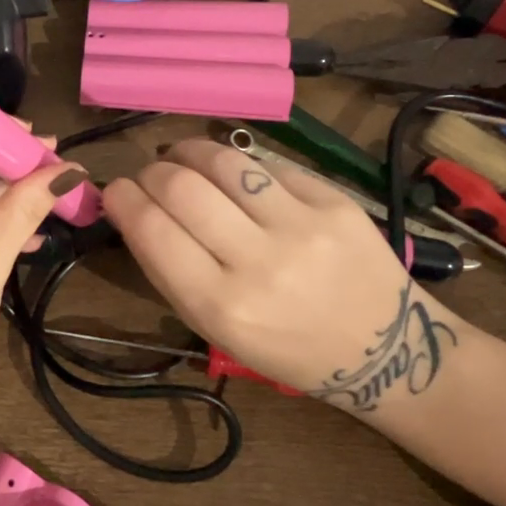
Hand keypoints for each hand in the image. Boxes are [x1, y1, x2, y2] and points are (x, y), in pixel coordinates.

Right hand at [102, 139, 458, 408]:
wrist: (390, 352)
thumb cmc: (285, 348)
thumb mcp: (212, 326)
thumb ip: (168, 268)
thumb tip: (130, 209)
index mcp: (220, 304)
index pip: (150, 228)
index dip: (121, 198)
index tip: (115, 192)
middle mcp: (259, 263)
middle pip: (179, 186)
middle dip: (149, 172)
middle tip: (148, 177)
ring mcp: (302, 228)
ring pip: (221, 162)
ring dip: (186, 152)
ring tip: (179, 158)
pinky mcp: (335, 202)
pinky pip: (266, 165)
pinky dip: (235, 165)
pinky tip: (230, 174)